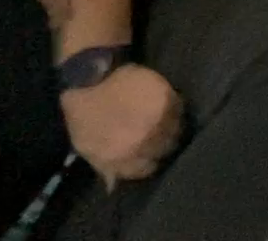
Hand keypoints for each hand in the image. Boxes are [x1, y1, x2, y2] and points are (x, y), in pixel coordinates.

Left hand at [60, 64, 182, 186]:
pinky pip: (181, 113)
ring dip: (174, 130)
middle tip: (160, 141)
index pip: (146, 169)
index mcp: (119, 155)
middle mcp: (142, 140)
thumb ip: (105, 166)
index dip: (147, 165)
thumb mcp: (87, 147)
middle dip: (164, 147)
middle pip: (167, 149)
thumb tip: (115, 185)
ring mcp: (158, 119)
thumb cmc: (86, 116)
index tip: (148, 159)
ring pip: (178, 131)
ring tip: (168, 126)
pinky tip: (170, 112)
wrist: (96, 81)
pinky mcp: (170, 99)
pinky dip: (177, 114)